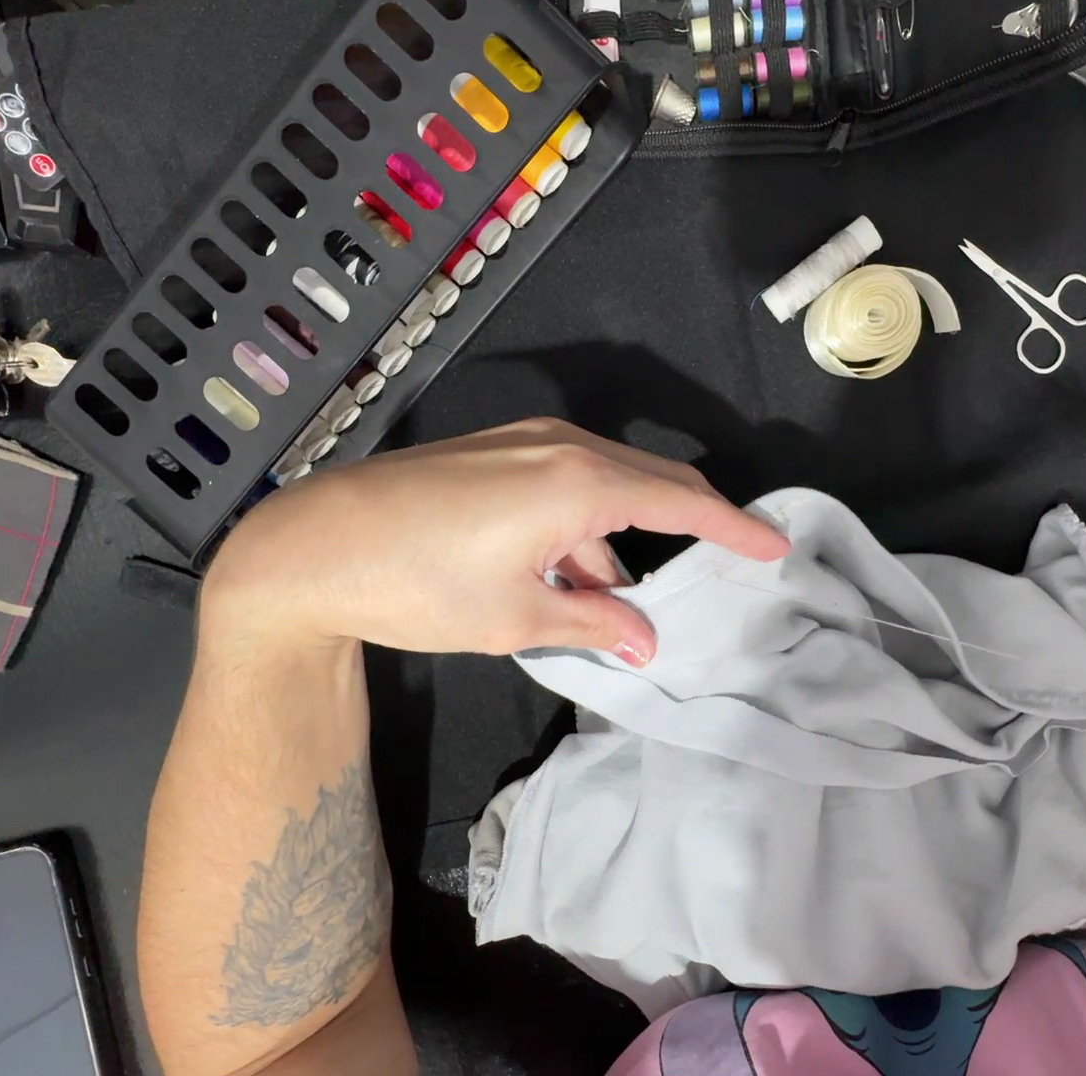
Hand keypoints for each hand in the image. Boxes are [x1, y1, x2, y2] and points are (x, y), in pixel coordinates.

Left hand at [201, 418, 788, 665]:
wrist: (312, 546)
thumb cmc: (421, 585)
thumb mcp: (517, 617)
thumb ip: (593, 621)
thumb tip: (645, 641)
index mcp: (580, 484)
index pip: (682, 502)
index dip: (734, 526)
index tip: (774, 544)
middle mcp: (562, 447)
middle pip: (654, 480)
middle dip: (694, 520)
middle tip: (728, 555)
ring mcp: (527, 442)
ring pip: (609, 483)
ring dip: (625, 535)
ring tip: (616, 597)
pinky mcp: (499, 452)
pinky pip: (569, 481)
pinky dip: (586, 524)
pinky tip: (567, 569)